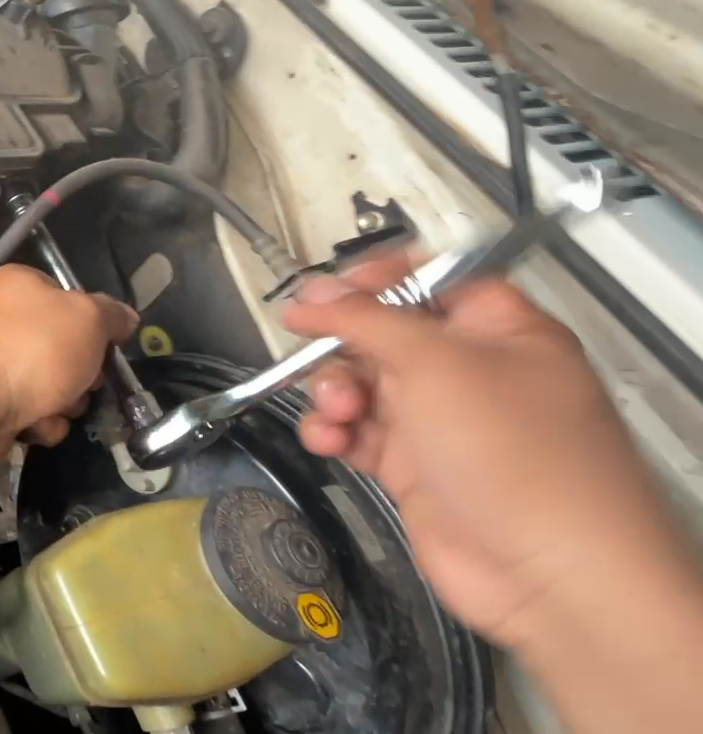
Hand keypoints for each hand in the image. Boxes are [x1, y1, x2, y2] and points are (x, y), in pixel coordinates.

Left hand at [0, 265, 135, 474]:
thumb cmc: (33, 348)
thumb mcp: (88, 318)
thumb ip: (111, 314)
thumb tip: (124, 316)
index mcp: (17, 285)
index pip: (64, 296)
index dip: (91, 321)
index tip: (108, 342)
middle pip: (62, 347)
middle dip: (81, 372)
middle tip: (85, 381)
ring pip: (52, 384)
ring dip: (64, 402)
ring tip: (54, 405)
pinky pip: (32, 412)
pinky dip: (41, 421)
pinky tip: (33, 422)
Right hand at [284, 252, 694, 651]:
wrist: (545, 574)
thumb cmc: (512, 453)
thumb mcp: (435, 364)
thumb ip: (366, 319)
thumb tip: (314, 292)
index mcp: (501, 336)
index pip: (439, 282)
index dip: (385, 277)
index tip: (335, 284)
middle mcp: (468, 373)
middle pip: (381, 333)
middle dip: (340, 342)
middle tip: (307, 341)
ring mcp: (436, 421)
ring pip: (356, 381)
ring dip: (331, 391)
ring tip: (336, 412)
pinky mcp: (407, 464)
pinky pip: (352, 430)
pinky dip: (331, 431)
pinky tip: (329, 441)